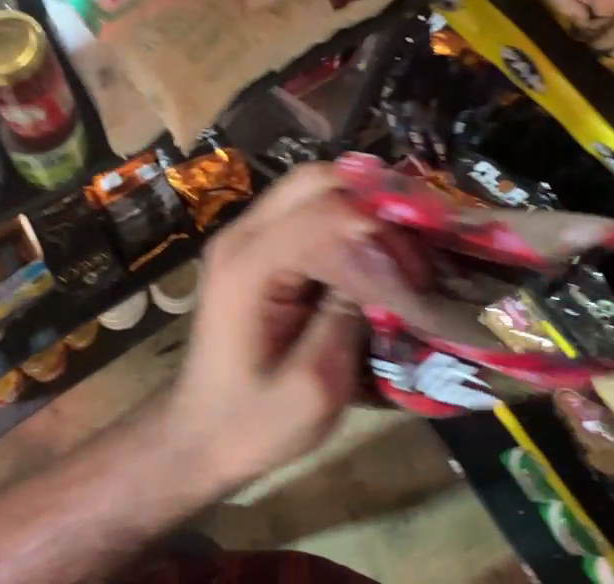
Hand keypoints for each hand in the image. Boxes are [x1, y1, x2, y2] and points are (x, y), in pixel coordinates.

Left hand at [161, 163, 415, 496]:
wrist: (197, 434)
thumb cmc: (251, 423)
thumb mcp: (312, 389)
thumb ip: (347, 320)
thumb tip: (385, 270)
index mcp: (247, 268)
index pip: (325, 217)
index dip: (379, 239)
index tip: (416, 281)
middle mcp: (241, 235)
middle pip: (316, 181)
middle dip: (375, 204)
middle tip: (416, 246)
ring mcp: (243, 234)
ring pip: (313, 186)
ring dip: (362, 206)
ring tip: (402, 247)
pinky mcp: (255, 244)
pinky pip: (306, 208)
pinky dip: (346, 219)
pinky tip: (374, 251)